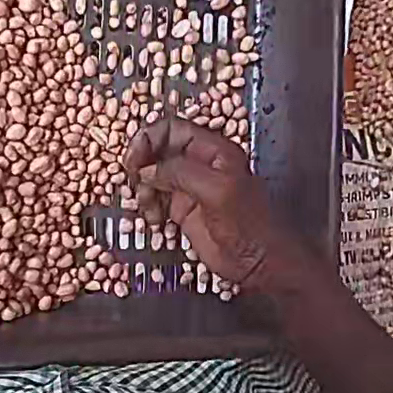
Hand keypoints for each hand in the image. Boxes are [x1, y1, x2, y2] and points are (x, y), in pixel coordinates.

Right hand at [125, 117, 315, 294]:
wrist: (259, 263)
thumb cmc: (248, 225)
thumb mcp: (217, 191)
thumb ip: (181, 173)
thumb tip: (146, 169)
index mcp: (212, 150)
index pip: (171, 129)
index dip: (148, 138)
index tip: (133, 160)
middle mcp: (198, 164)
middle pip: (157, 150)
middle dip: (142, 165)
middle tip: (135, 183)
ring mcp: (189, 187)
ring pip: (152, 175)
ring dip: (143, 189)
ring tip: (148, 207)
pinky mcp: (182, 210)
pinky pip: (155, 199)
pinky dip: (148, 207)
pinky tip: (155, 220)